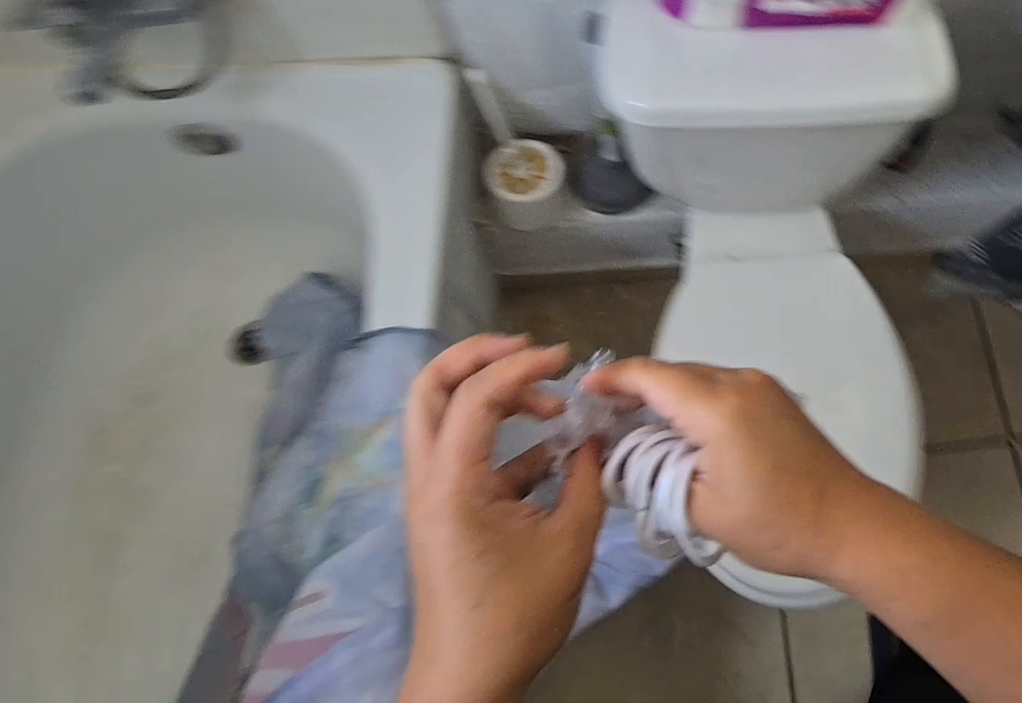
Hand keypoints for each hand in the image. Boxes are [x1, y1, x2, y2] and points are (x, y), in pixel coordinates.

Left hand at [401, 335, 606, 702]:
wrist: (468, 681)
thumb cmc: (516, 617)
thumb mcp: (570, 542)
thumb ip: (587, 476)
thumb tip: (594, 435)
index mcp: (452, 482)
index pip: (476, 393)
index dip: (522, 365)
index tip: (566, 359)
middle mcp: (428, 477)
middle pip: (430, 386)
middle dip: (479, 355)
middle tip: (530, 350)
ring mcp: (430, 491)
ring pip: (440, 411)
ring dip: (490, 390)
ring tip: (549, 400)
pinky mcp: (443, 506)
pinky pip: (464, 447)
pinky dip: (502, 432)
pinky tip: (551, 450)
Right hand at [581, 358, 885, 580]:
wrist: (848, 520)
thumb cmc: (775, 522)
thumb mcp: (701, 508)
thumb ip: (657, 474)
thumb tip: (629, 456)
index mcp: (718, 405)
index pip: (653, 377)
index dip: (615, 379)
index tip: (584, 389)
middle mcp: (739, 381)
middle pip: (674, 373)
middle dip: (636, 388)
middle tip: (603, 414)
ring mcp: (761, 384)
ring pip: (698, 378)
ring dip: (666, 394)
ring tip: (636, 422)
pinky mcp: (774, 396)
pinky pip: (720, 386)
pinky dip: (693, 399)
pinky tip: (681, 425)